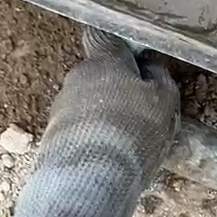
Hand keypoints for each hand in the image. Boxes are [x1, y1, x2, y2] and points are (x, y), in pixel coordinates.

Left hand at [0, 29, 180, 216]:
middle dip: (114, 89)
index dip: (117, 47)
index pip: (102, 36)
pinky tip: (110, 160)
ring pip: (87, 105)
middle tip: (139, 113)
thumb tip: (150, 68)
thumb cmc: (134, 131)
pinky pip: (78, 132)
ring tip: (127, 144)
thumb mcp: (164, 102)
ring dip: (103, 118)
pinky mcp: (52, 138)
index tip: (134, 61)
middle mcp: (76, 78)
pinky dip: (92, 141)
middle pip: (97, 75)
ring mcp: (60, 109)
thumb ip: (159, 79)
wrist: (88, 180)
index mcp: (103, 61)